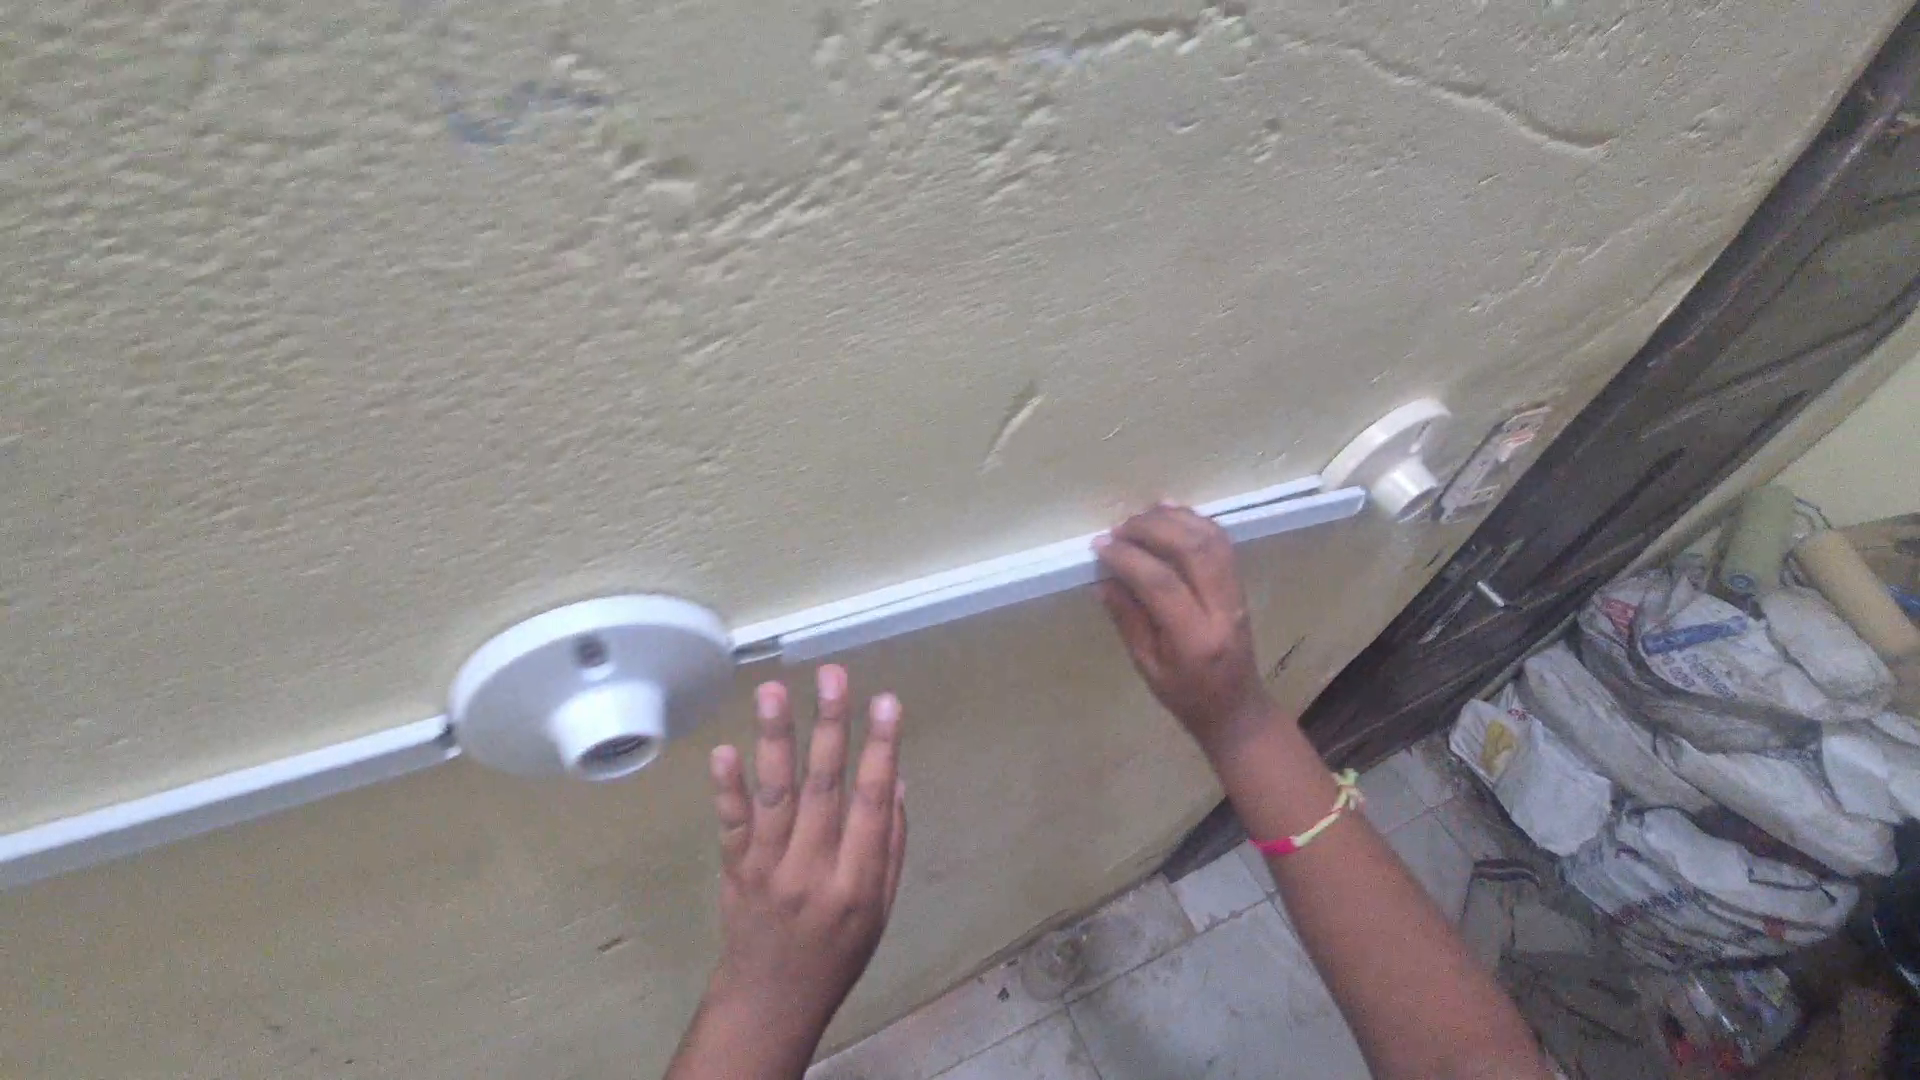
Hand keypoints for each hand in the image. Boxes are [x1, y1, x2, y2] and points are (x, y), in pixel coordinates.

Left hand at [703, 664, 907, 1051]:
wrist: (769, 1004)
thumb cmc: (837, 954)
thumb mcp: (882, 911)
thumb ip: (891, 845)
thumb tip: (897, 779)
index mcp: (858, 881)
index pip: (872, 803)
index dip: (881, 749)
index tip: (886, 702)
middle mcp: (813, 870)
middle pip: (823, 788)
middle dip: (831, 726)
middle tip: (834, 675)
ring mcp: (767, 868)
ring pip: (774, 795)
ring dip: (775, 739)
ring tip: (774, 691)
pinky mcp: (734, 869)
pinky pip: (730, 824)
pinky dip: (726, 787)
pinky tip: (724, 750)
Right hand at [1093, 504, 1278, 756]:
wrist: (1237, 708)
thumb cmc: (1186, 696)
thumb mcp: (1146, 666)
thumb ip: (1127, 619)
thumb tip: (1105, 577)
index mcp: (1195, 640)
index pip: (1161, 583)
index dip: (1128, 558)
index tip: (1100, 545)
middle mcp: (1222, 610)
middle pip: (1193, 550)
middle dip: (1151, 529)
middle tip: (1119, 528)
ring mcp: (1237, 594)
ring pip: (1212, 539)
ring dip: (1174, 519)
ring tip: (1140, 516)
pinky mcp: (1240, 584)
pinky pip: (1221, 541)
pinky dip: (1194, 521)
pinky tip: (1168, 513)